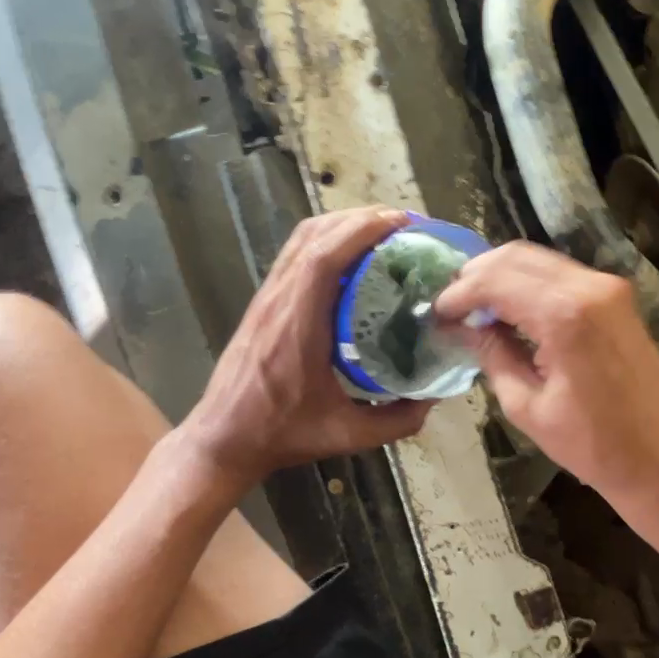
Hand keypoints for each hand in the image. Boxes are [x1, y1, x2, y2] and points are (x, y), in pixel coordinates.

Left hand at [185, 207, 432, 486]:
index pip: (325, 258)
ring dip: (340, 224)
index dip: (362, 231)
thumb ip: (397, 420)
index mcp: (299, 327)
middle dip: (360, 218)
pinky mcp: (262, 303)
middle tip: (402, 224)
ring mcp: (267, 299)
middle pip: (315, 236)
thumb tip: (434, 398)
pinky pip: (293, 255)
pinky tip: (350, 253)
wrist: (224, 439)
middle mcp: (280, 302)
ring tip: (380, 230)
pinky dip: (324, 240)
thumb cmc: (283, 434)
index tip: (401, 223)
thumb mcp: (348, 434)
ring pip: (301, 240)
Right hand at [435, 242, 658, 500]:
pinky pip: (562, 275)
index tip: (437, 312)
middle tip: (452, 305)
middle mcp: (589, 287)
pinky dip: (531, 283)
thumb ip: (491, 353)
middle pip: (517, 257)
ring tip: (476, 307)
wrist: (657, 458)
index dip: (460, 293)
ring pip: (540, 260)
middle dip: (478, 276)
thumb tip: (461, 327)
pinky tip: (511, 308)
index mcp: (564, 314)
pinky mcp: (618, 297)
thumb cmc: (589, 444)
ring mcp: (608, 288)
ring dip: (504, 276)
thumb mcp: (525, 404)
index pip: (495, 280)